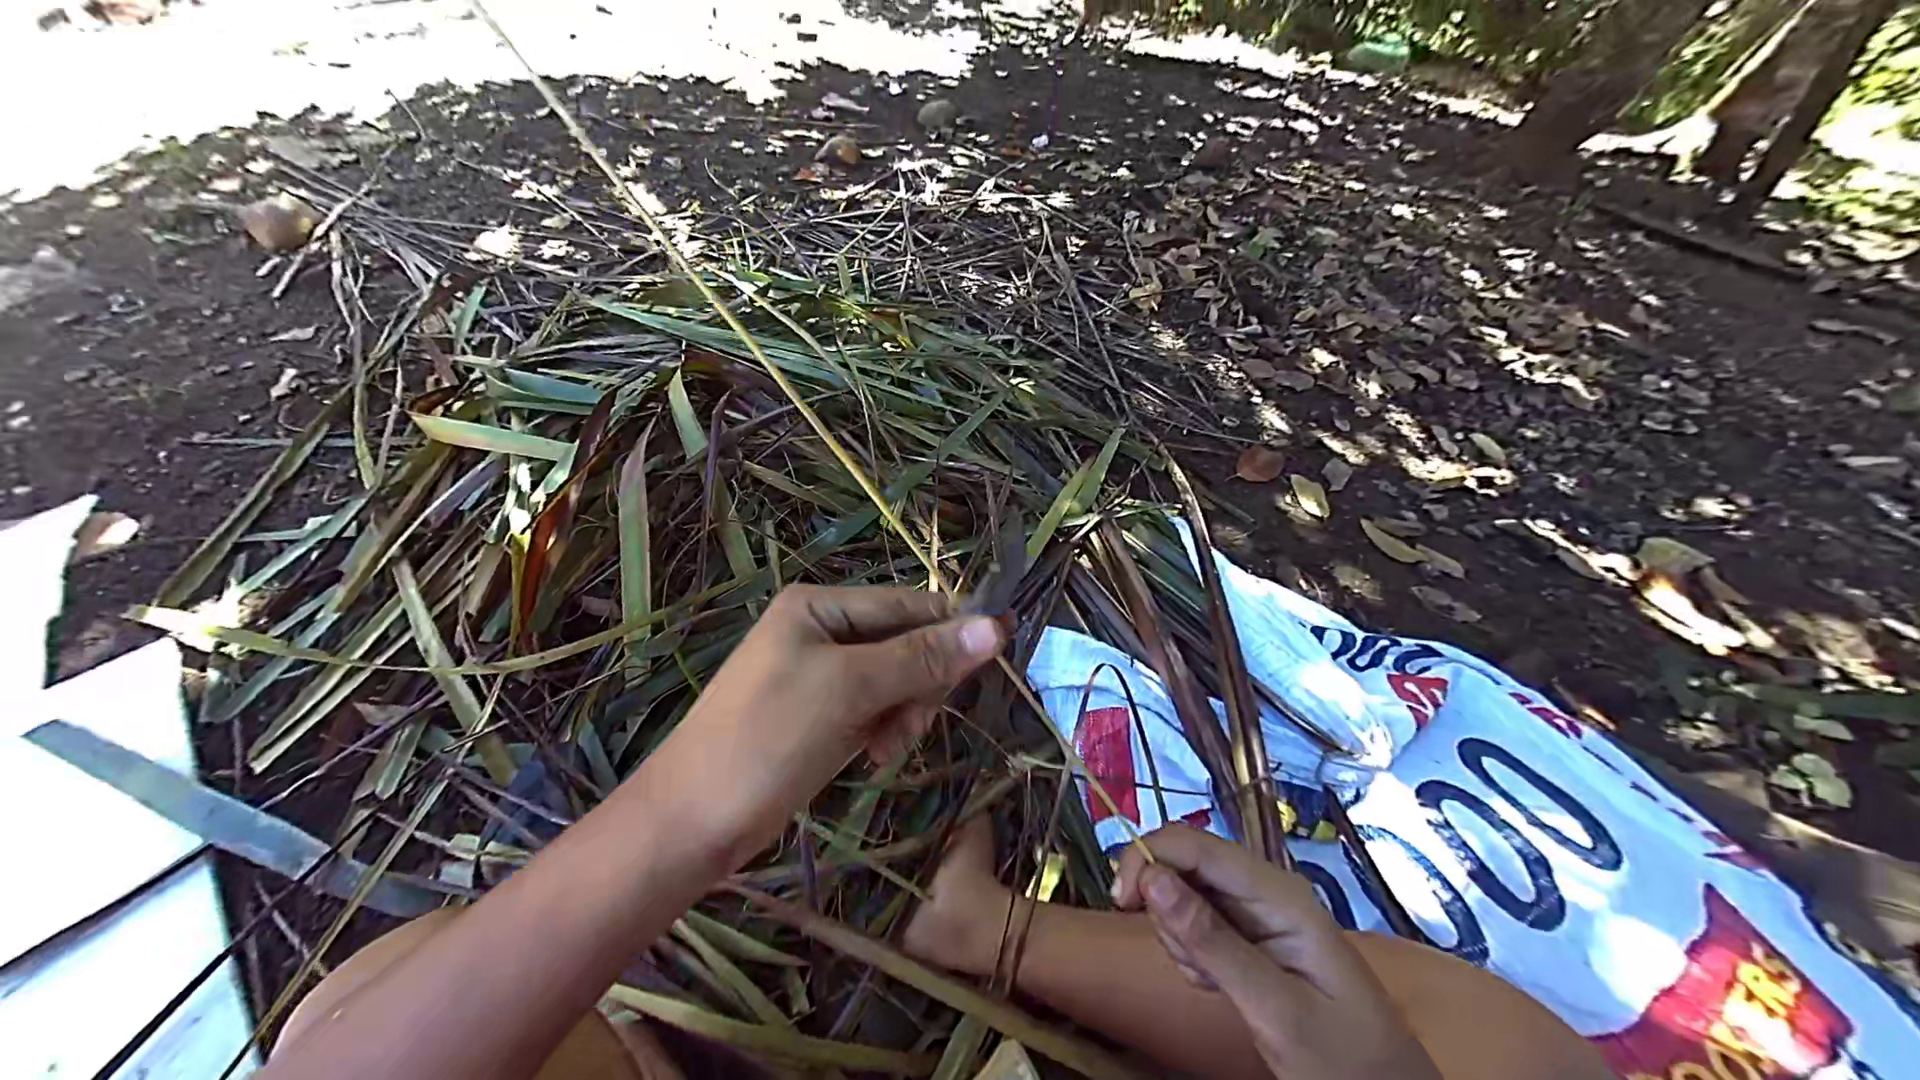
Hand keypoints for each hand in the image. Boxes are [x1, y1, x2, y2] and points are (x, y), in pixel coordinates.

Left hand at [648, 585, 1003, 867]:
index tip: (999, 654)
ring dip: (906, 711)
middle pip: (907, 642)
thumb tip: (996, 626)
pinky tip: (875, 755)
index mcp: (820, 605)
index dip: (954, 628)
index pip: (909, 605)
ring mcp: (823, 674)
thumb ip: (922, 657)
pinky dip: (886, 728)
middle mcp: (823, 630)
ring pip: (898, 680)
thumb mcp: (849, 689)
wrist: (693, 822)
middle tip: (915, 722)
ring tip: (889, 746)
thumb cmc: (768, 738)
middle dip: (921, 681)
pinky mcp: (825, 712)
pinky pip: (878, 708)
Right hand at [1114, 825, 1441, 1079]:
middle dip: (1162, 901)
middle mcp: (1260, 887)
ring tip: (1209, 981)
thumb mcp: (1276, 1010)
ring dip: (1175, 933)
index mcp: (1276, 891)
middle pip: (1182, 861)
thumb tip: (1151, 877)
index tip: (1121, 902)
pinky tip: (1213, 982)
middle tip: (1181, 959)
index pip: (1195, 843)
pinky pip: (1189, 920)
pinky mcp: (1241, 932)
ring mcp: (1251, 908)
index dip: (1149, 856)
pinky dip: (1185, 949)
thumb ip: (1212, 942)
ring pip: (1179, 891)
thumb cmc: (1343, 1060)